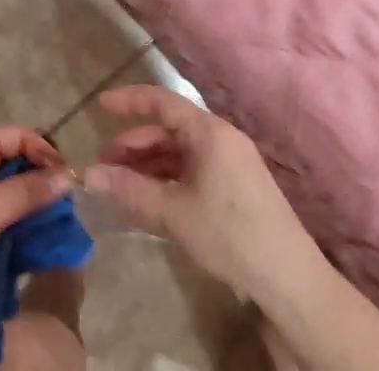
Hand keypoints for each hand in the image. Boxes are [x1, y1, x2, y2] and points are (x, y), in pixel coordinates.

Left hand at [0, 127, 72, 281]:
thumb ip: (32, 191)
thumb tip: (67, 178)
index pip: (21, 135)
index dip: (46, 155)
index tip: (66, 183)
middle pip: (10, 149)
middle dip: (35, 171)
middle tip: (57, 198)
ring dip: (20, 185)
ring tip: (41, 208)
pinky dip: (3, 193)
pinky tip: (15, 213)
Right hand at [81, 86, 322, 300]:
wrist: (290, 279)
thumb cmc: (229, 234)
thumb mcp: (172, 211)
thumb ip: (128, 189)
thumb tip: (89, 174)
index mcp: (210, 134)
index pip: (162, 102)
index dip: (129, 100)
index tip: (100, 106)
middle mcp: (222, 140)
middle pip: (169, 130)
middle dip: (133, 144)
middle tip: (104, 164)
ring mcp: (232, 164)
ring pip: (179, 153)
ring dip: (148, 165)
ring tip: (121, 185)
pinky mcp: (237, 187)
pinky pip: (193, 170)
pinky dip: (167, 179)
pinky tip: (149, 199)